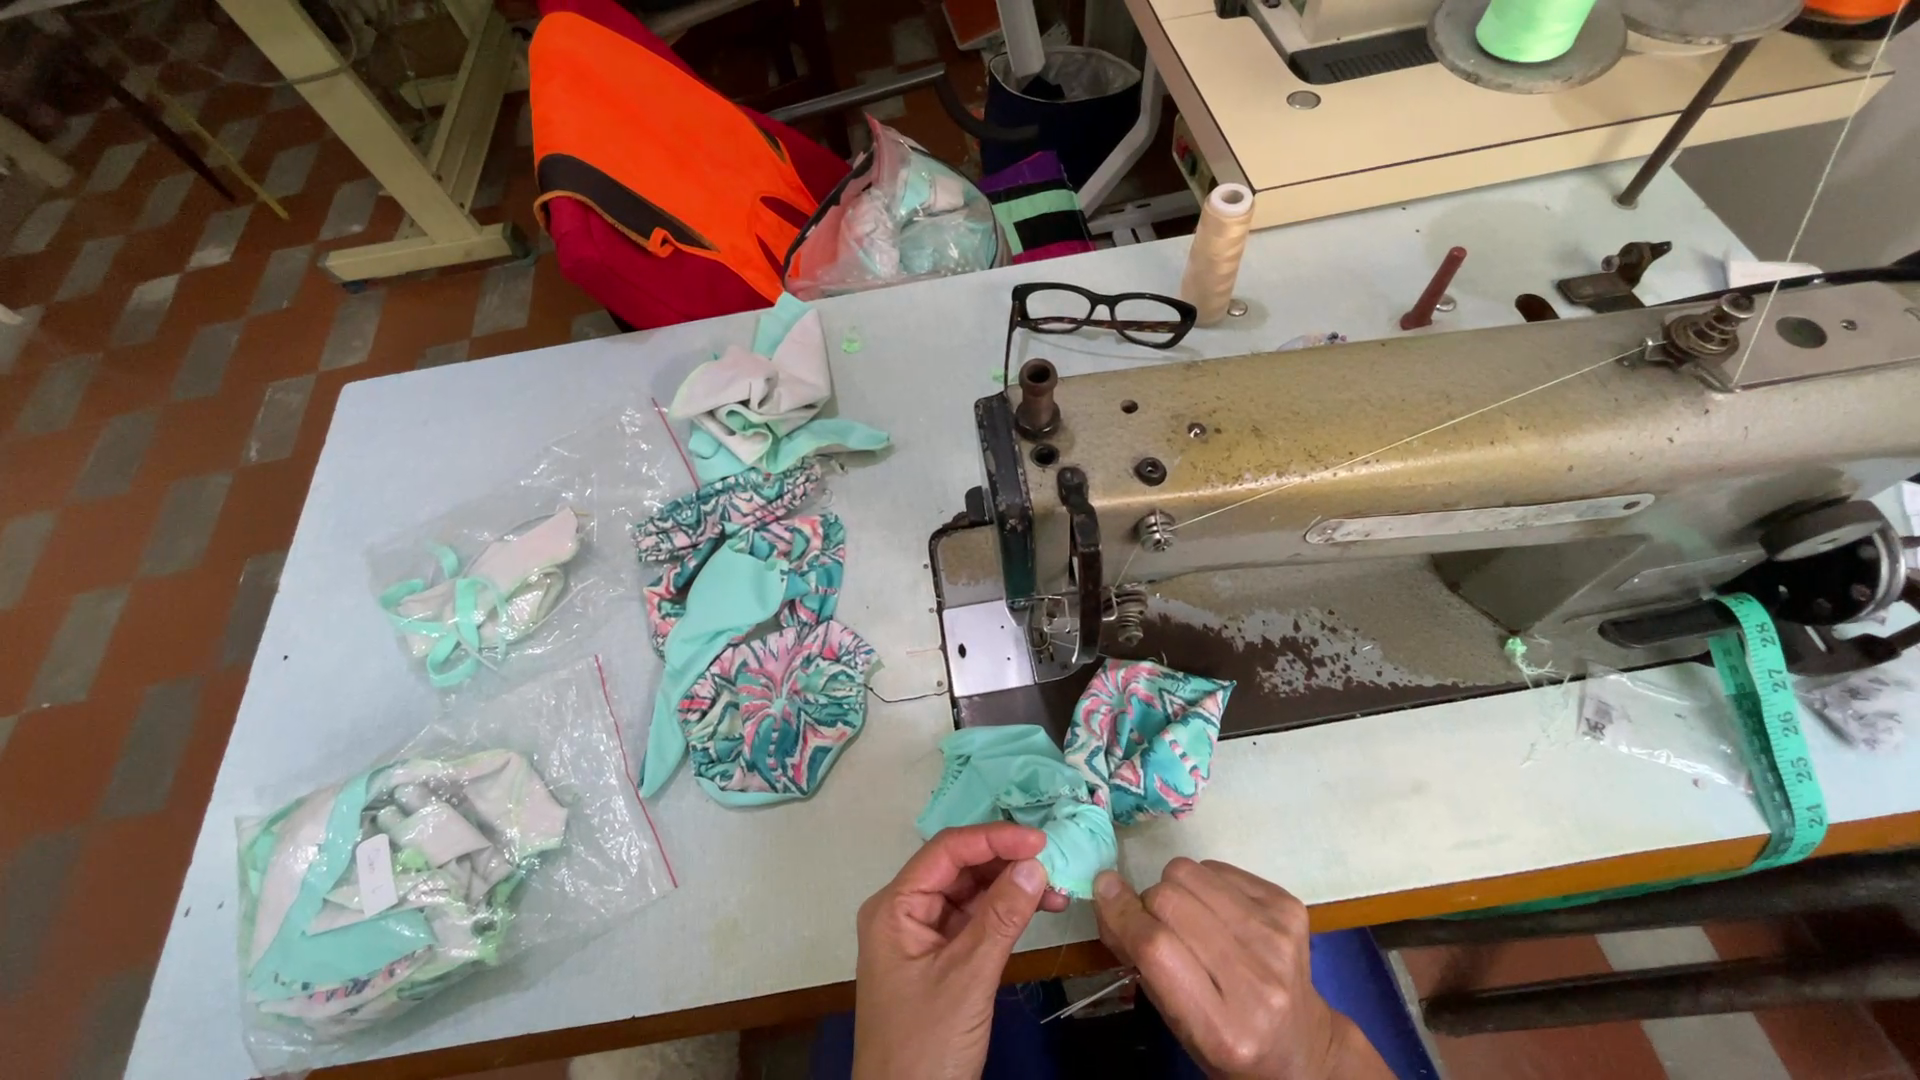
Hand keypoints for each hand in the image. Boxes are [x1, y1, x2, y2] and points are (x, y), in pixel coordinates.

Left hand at [853, 823, 1070, 1079]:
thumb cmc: (926, 1045)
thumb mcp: (967, 979)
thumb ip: (1001, 918)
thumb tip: (1034, 864)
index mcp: (895, 906)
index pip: (946, 851)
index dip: (993, 839)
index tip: (1040, 840)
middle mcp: (905, 911)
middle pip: (959, 868)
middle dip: (1005, 861)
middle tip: (1054, 860)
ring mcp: (922, 935)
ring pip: (970, 892)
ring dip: (1010, 886)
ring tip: (1056, 888)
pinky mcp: (941, 958)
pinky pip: (975, 920)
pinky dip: (1005, 913)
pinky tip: (1037, 908)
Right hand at [1094, 859, 1390, 1079]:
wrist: (1300, 1045)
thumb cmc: (1224, 1039)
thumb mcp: (1174, 1017)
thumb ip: (1137, 957)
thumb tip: (1105, 888)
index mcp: (1222, 1028)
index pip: (1156, 948)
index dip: (1122, 912)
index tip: (1104, 889)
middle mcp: (1257, 983)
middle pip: (1171, 899)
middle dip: (1149, 902)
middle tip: (1156, 922)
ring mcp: (1278, 941)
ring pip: (1191, 872)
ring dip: (1176, 887)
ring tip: (1189, 915)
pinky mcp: (1289, 909)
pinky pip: (1219, 867)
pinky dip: (1206, 882)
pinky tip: (1218, 912)